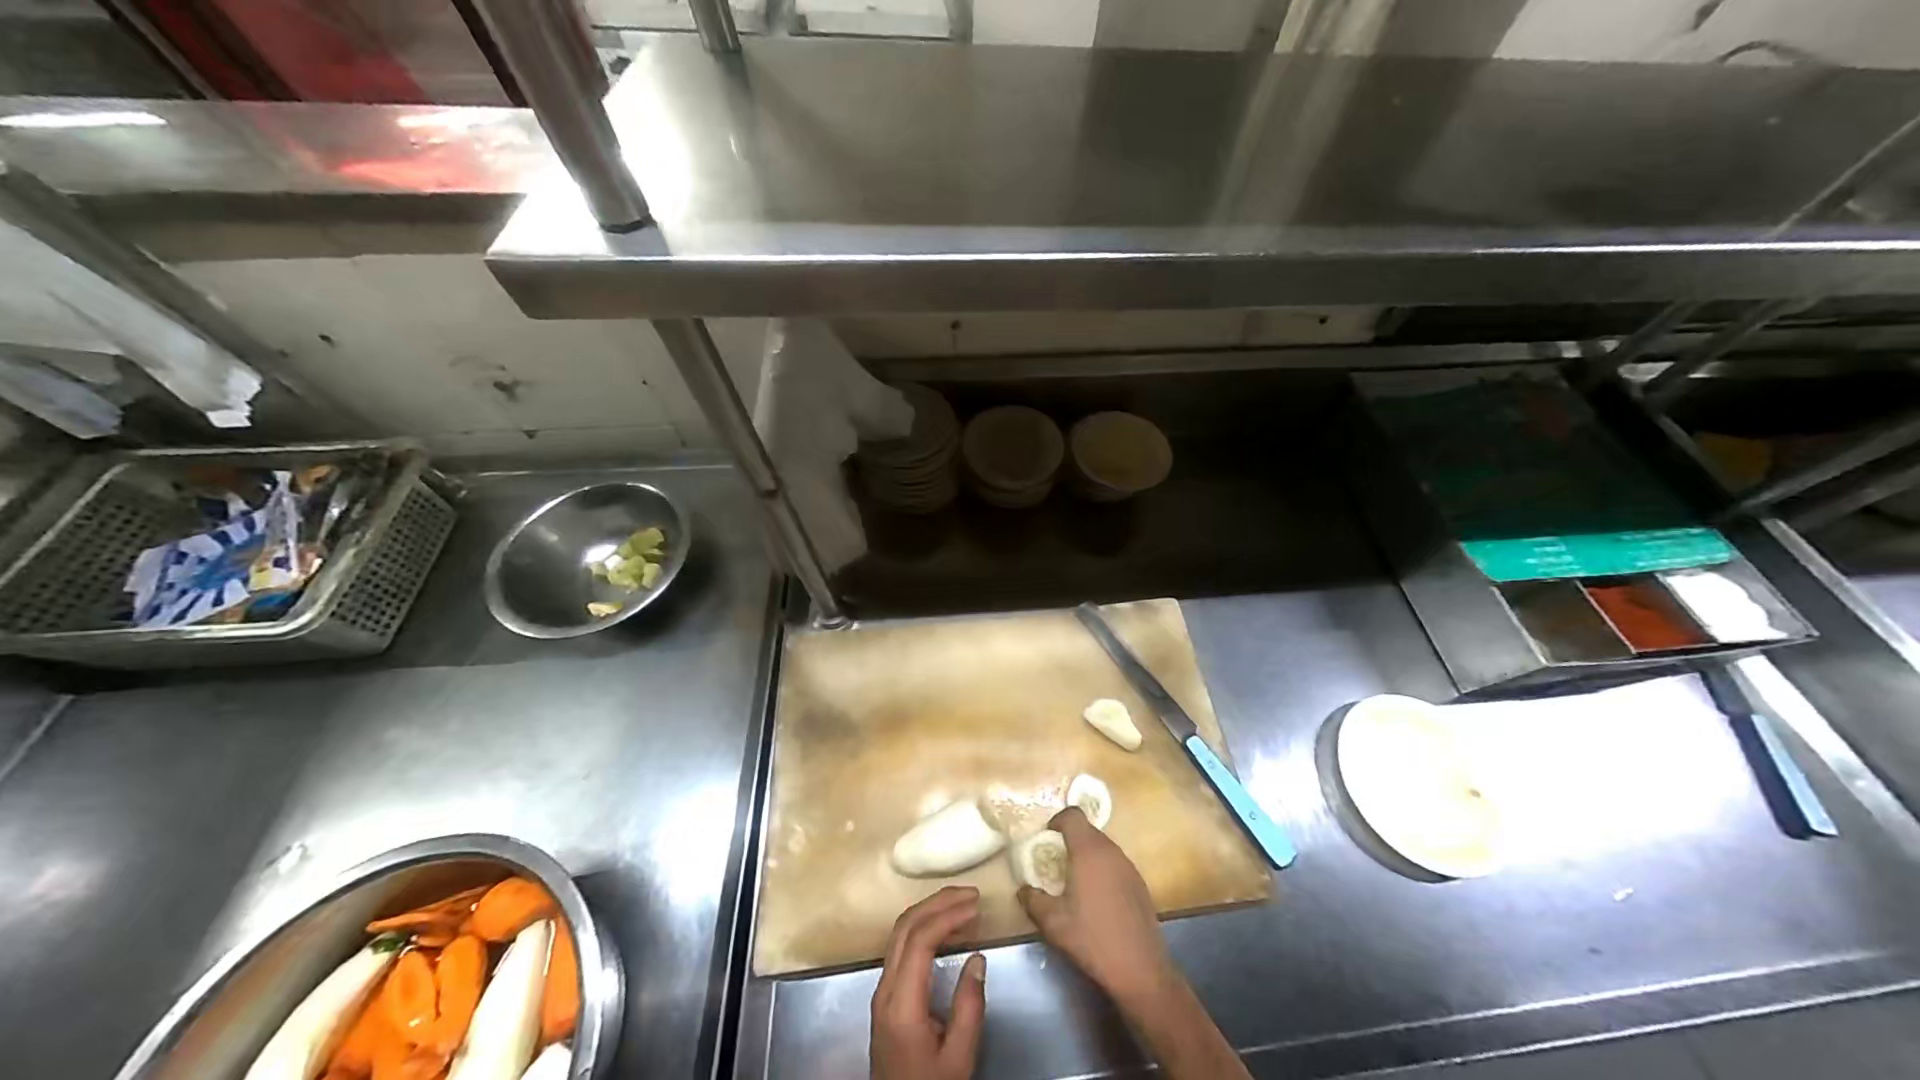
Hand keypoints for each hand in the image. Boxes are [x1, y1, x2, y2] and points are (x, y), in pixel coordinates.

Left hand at [870, 886, 987, 1079]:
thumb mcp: (959, 1059)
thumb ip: (969, 1007)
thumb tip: (978, 957)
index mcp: (901, 1004)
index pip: (919, 941)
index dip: (947, 916)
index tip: (976, 906)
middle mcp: (885, 989)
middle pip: (904, 927)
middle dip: (937, 902)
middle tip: (971, 894)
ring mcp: (882, 991)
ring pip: (899, 933)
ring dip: (930, 911)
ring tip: (963, 905)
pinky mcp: (886, 995)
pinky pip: (901, 947)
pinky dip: (925, 927)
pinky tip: (948, 930)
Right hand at [1017, 807, 1175, 1008]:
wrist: (1140, 969)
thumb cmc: (1092, 938)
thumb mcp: (1052, 922)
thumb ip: (1032, 899)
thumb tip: (1024, 890)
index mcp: (1089, 851)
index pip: (1073, 815)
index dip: (1056, 820)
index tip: (1045, 838)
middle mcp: (1111, 852)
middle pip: (1088, 830)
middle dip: (1069, 840)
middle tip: (1054, 862)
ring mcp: (1129, 867)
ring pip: (1103, 847)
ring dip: (1086, 855)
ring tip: (1073, 882)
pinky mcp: (1139, 884)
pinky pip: (1115, 864)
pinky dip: (1101, 870)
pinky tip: (1096, 899)